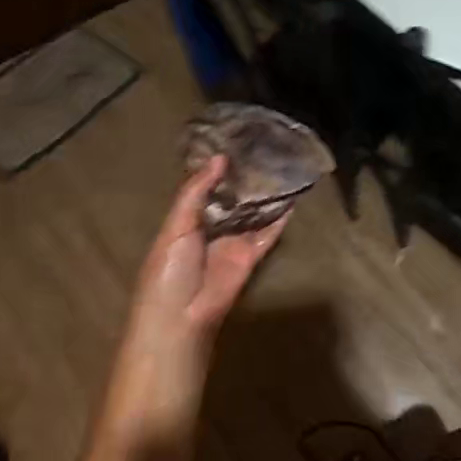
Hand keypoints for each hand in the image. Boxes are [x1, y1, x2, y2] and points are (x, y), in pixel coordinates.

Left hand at [129, 155, 287, 340]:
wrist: (181, 317)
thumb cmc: (169, 269)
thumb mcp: (176, 225)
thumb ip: (196, 191)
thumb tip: (219, 158)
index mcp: (186, 220)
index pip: (204, 188)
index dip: (216, 169)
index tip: (233, 143)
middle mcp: (210, 229)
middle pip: (231, 200)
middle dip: (243, 179)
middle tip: (262, 149)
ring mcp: (232, 243)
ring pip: (251, 214)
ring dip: (263, 196)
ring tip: (281, 167)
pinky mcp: (250, 258)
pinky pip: (267, 235)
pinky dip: (279, 220)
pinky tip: (291, 199)